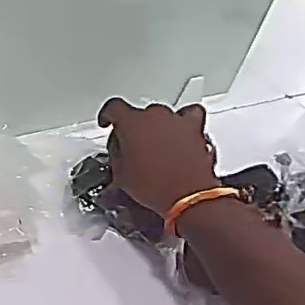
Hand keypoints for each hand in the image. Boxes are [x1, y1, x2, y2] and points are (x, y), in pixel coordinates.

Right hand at [98, 98, 221, 215]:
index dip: (107, 115)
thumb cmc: (155, 185)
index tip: (107, 122)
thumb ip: (117, 153)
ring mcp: (178, 121)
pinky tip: (181, 134)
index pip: (113, 108)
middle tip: (131, 146)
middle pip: (139, 113)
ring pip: (164, 114)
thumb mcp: (120, 173)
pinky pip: (190, 118)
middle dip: (134, 128)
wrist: (187, 196)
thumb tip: (120, 150)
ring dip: (158, 124)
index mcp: (131, 122)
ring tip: (156, 139)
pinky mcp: (197, 131)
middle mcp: (156, 116)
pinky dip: (184, 124)